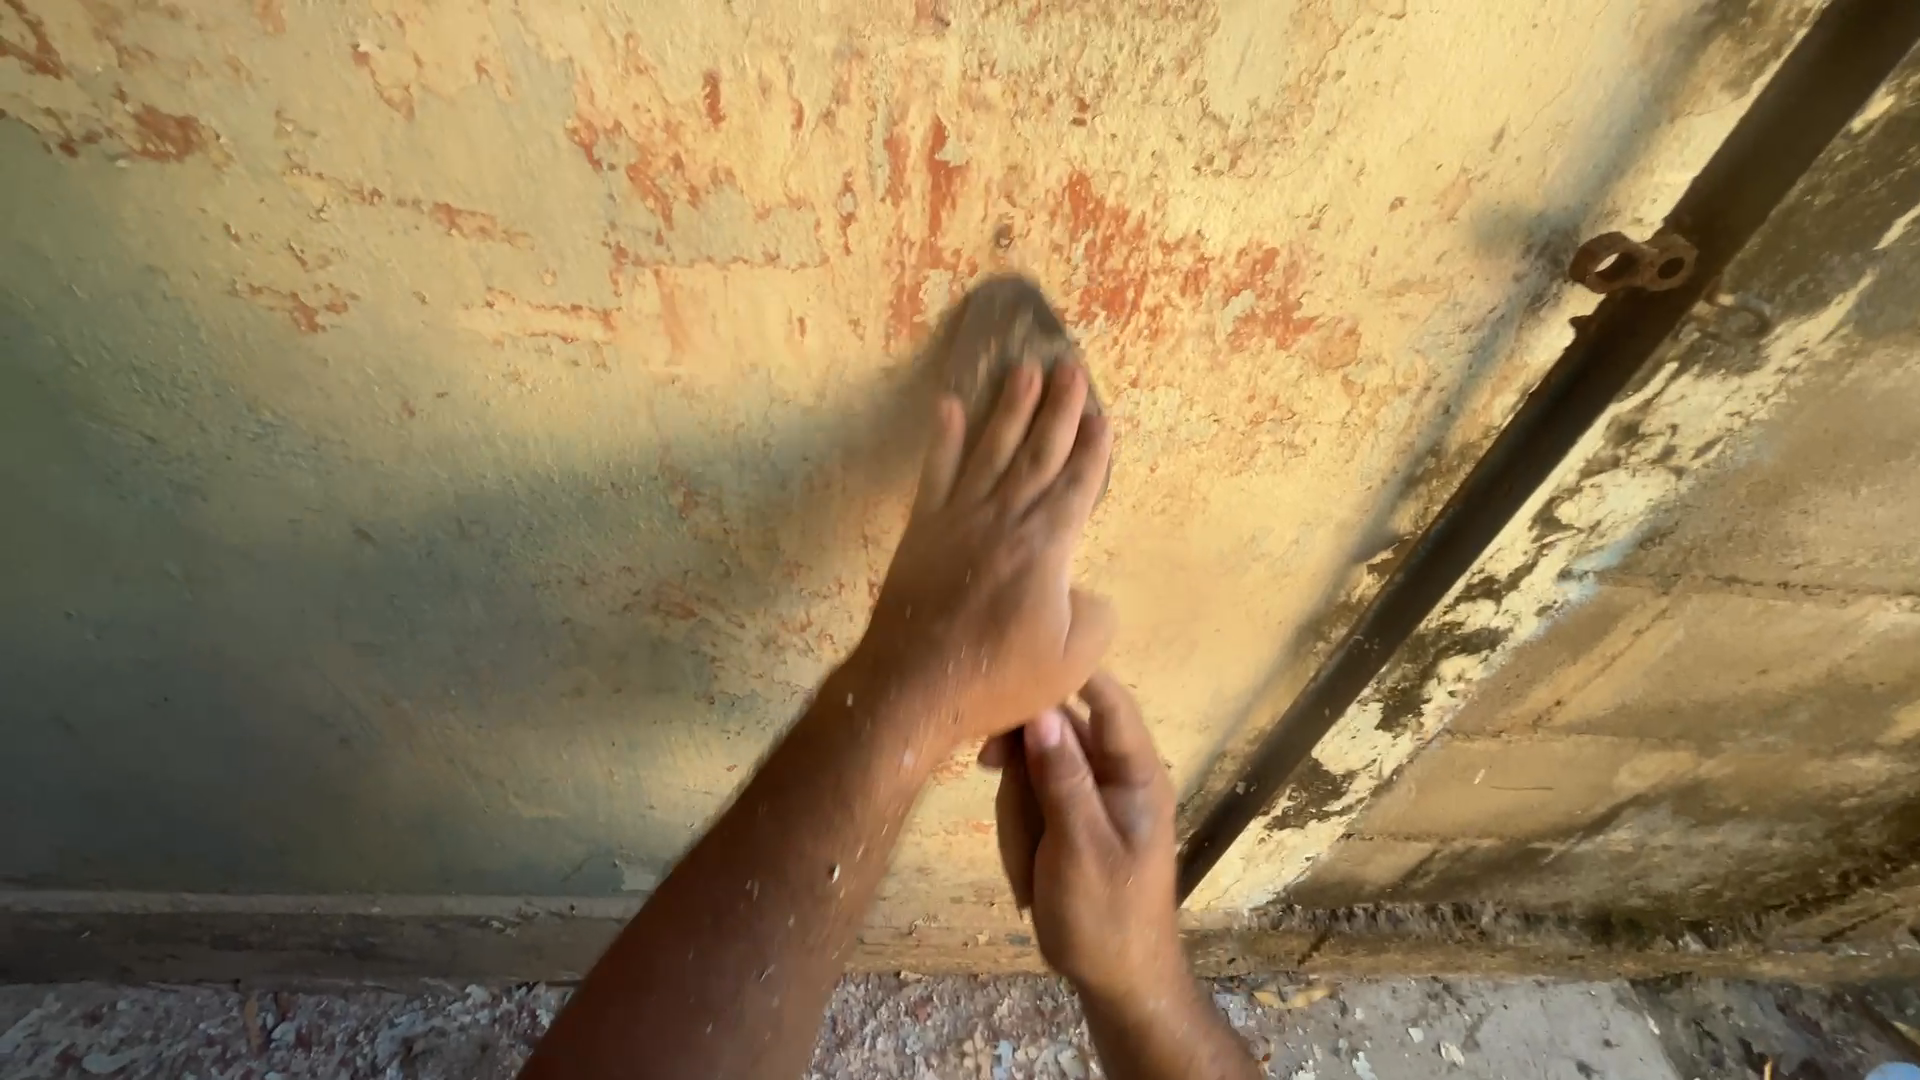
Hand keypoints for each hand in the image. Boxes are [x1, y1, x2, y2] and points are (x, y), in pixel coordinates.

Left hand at [855, 358, 1115, 746]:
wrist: (915, 685)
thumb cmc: (998, 677)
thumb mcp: (1073, 661)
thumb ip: (1096, 616)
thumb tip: (1083, 588)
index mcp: (1047, 545)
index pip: (1078, 485)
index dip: (1093, 449)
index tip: (1102, 415)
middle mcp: (1006, 517)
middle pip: (1039, 452)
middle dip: (1059, 409)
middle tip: (1069, 366)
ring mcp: (960, 517)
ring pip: (991, 449)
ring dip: (1010, 408)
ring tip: (1024, 371)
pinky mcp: (923, 527)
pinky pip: (936, 472)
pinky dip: (944, 438)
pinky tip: (949, 406)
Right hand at [986, 672, 1183, 1001]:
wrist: (1117, 980)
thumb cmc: (1107, 918)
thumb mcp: (1082, 850)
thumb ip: (1063, 780)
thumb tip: (1043, 715)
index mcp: (1135, 773)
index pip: (1109, 701)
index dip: (1073, 671)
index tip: (1023, 652)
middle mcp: (1115, 771)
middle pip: (1064, 724)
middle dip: (1025, 741)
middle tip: (986, 759)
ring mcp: (1091, 790)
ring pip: (1041, 753)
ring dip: (1018, 782)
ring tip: (1019, 838)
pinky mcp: (1070, 809)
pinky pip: (1035, 784)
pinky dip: (1018, 799)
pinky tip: (1014, 831)